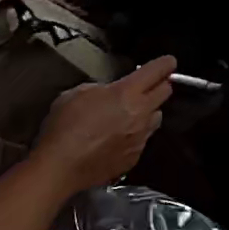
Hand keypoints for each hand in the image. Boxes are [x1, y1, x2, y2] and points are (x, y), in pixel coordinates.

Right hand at [31, 56, 177, 191]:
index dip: (165, 64)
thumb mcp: (76, 94)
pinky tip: (119, 140)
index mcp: (127, 92)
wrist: (61, 167)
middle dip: (160, 86)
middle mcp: (140, 114)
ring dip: (148, 114)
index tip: (167, 63)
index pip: (157, 71)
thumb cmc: (64, 128)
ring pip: (155, 119)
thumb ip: (100, 89)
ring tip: (133, 116)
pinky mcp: (133, 159)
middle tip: (148, 87)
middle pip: (165, 94)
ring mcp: (139, 139)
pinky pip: (142, 143)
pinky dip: (135, 138)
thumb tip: (108, 94)